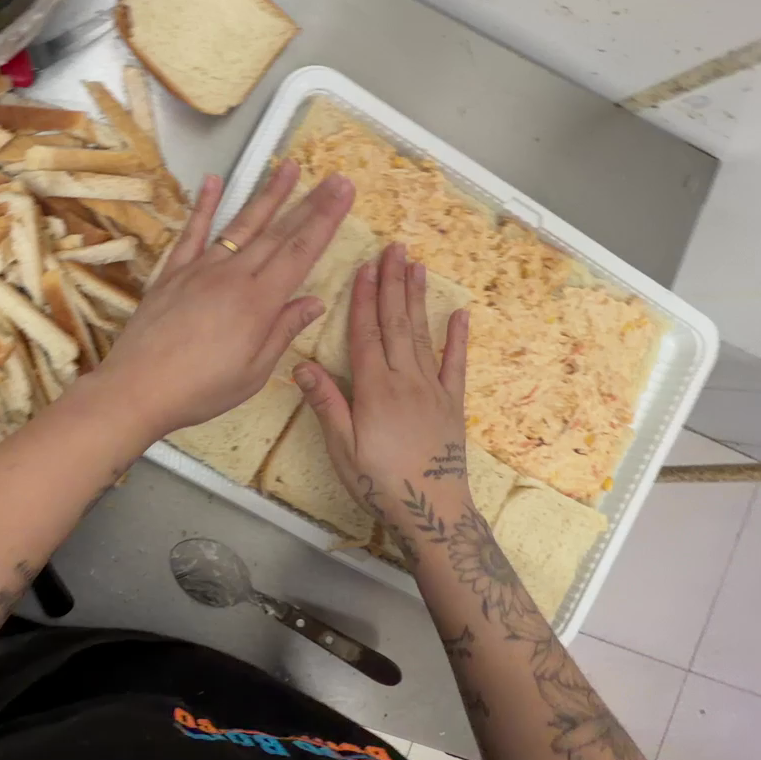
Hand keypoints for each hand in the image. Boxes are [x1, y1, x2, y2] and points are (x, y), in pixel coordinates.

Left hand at [91, 160, 354, 442]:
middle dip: (309, 203)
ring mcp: (200, 269)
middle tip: (332, 176)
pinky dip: (204, 206)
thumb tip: (314, 302)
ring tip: (288, 166)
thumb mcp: (253, 373)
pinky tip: (213, 181)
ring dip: (267, 195)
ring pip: (240, 225)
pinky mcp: (173, 272)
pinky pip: (193, 232)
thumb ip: (282, 332)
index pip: (300, 252)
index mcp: (259, 302)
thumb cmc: (200, 390)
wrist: (137, 387)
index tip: (344, 192)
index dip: (326, 220)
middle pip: (277, 233)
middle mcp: (233, 276)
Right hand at [295, 243, 472, 523]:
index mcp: (375, 388)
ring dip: (418, 299)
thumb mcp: (342, 448)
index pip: (366, 334)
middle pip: (397, 323)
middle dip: (393, 284)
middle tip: (394, 249)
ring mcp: (433, 389)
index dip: (364, 299)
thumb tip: (301, 365)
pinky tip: (459, 313)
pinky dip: (458, 337)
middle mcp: (406, 379)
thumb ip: (326, 404)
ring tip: (416, 266)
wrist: (433, 510)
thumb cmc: (379, 482)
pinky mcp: (452, 403)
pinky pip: (456, 363)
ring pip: (422, 334)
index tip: (365, 267)